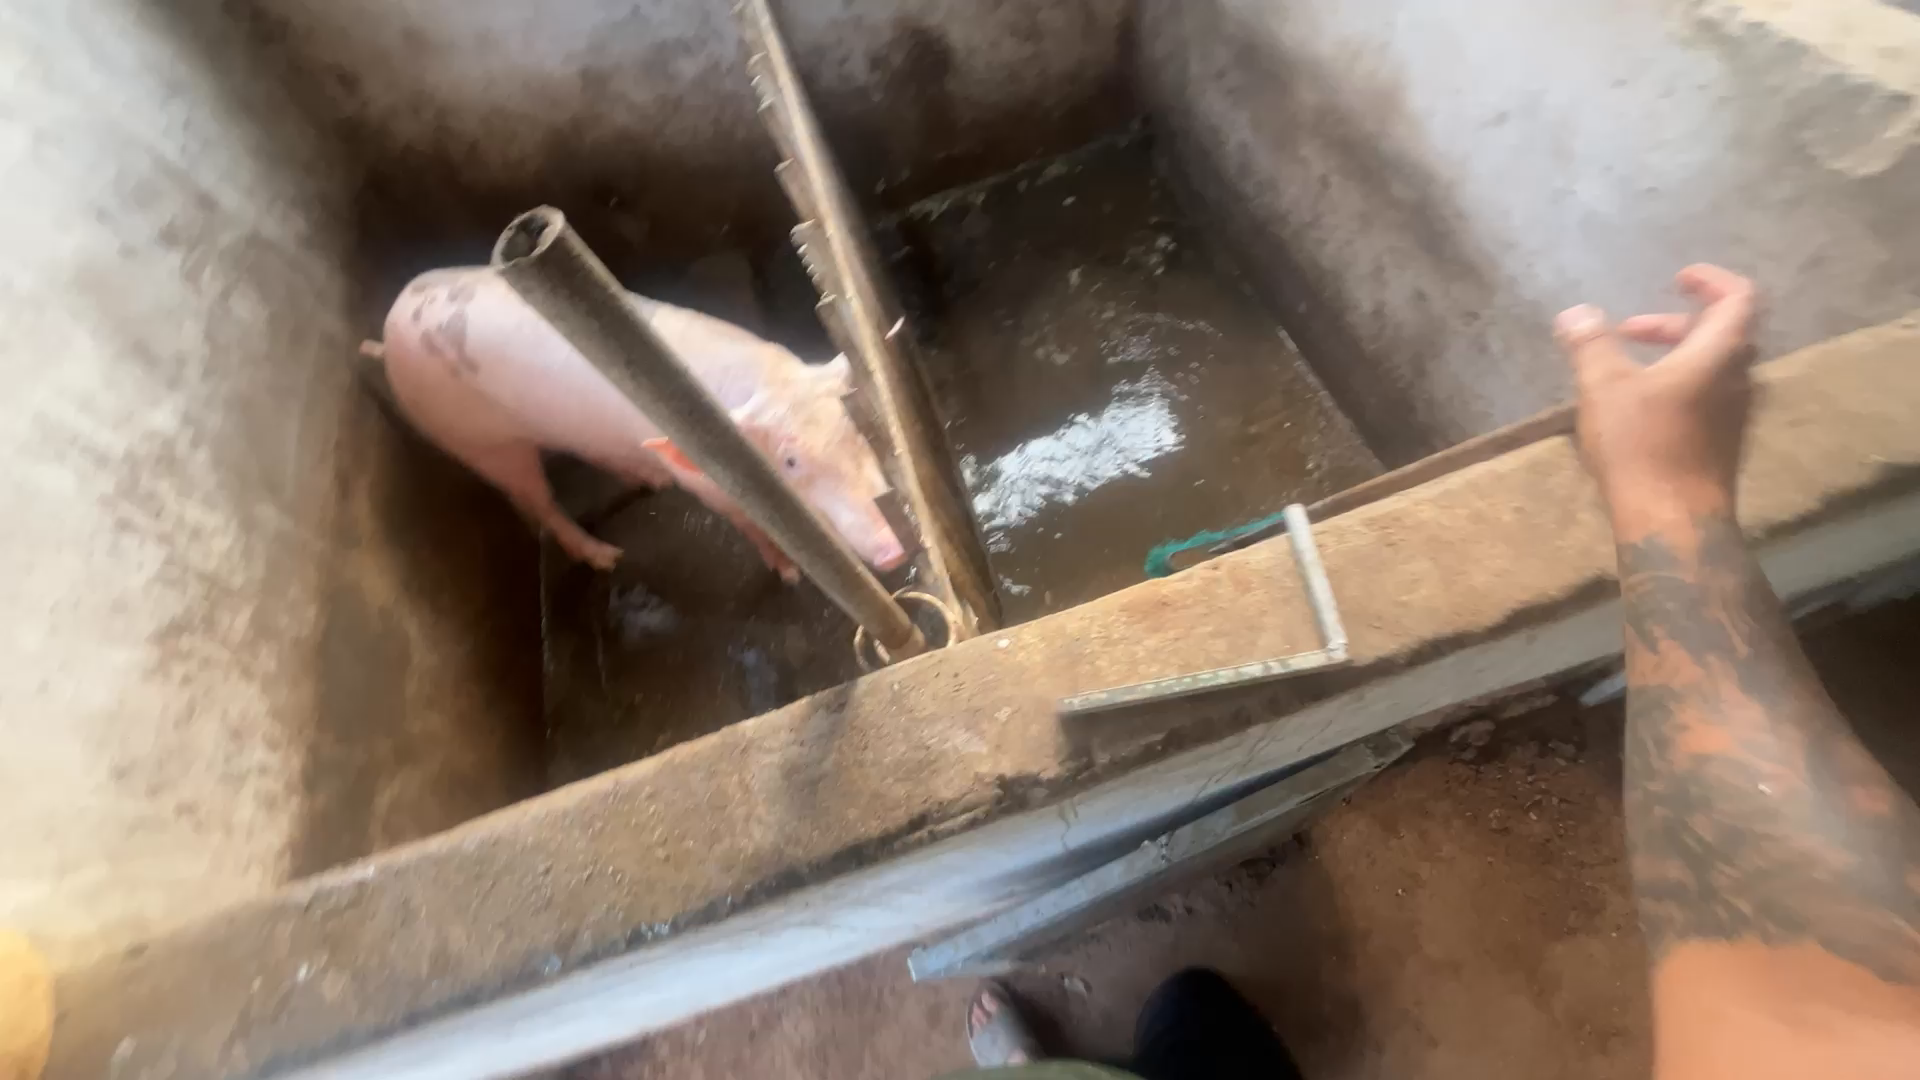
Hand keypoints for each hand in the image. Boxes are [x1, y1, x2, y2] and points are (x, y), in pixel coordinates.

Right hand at [1554, 264, 1757, 532]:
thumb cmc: (1639, 441)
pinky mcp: (1718, 437)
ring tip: (1625, 366)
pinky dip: (1674, 381)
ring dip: (1671, 355)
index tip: (1679, 277)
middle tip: (1627, 330)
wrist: (1669, 510)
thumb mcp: (1603, 387)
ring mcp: (1732, 409)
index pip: (1737, 298)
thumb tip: (1575, 312)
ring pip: (1710, 365)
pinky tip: (1636, 403)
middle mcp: (1737, 376)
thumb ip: (1590, 346)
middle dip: (1673, 324)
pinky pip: (1703, 392)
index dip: (1711, 282)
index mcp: (1719, 354)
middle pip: (1721, 333)